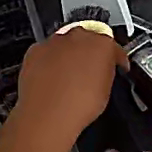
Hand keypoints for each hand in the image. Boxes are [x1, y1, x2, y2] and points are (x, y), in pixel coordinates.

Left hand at [0, 29, 123, 151]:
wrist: (48, 114)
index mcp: (102, 44)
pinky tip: (54, 77)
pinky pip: (47, 51)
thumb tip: (103, 71)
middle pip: (88, 38)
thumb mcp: (107, 89)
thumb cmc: (78, 104)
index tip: (116, 64)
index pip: (114, 46)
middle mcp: (78, 37)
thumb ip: (106, 71)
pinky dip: (51, 60)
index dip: (116, 58)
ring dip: (70, 54)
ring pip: (66, 43)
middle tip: (93, 69)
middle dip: (91, 51)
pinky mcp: (35, 51)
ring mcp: (55, 43)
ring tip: (72, 75)